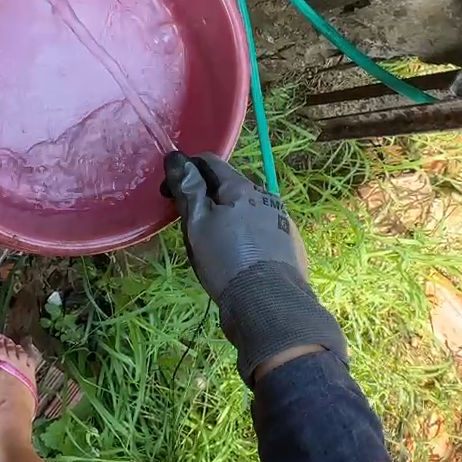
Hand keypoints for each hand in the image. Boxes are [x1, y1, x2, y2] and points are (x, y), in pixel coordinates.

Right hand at [162, 152, 305, 299]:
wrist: (269, 303)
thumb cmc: (226, 260)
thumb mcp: (198, 224)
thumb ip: (188, 189)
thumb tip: (177, 158)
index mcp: (241, 187)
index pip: (209, 162)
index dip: (186, 170)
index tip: (171, 193)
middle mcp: (265, 195)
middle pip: (229, 186)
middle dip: (208, 197)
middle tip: (192, 224)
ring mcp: (281, 219)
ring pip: (247, 208)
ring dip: (230, 216)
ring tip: (217, 243)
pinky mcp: (290, 243)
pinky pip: (262, 229)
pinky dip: (248, 234)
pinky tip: (241, 256)